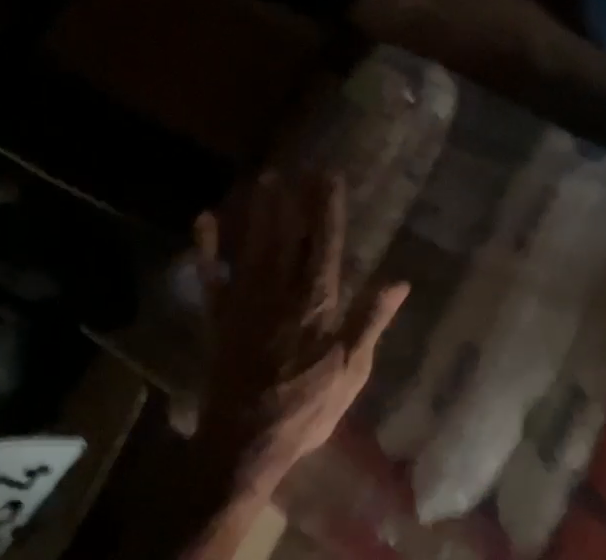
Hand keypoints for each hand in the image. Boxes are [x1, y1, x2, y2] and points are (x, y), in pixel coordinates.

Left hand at [191, 173, 408, 486]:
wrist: (247, 440)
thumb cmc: (308, 408)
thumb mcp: (353, 370)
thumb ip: (371, 320)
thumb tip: (400, 281)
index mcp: (316, 301)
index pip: (326, 243)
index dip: (328, 207)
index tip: (329, 176)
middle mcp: (280, 290)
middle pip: (288, 234)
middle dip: (293, 198)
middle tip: (295, 164)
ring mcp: (246, 300)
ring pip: (253, 244)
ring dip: (258, 210)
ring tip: (263, 177)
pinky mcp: (219, 317)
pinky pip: (211, 275)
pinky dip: (207, 248)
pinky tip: (205, 219)